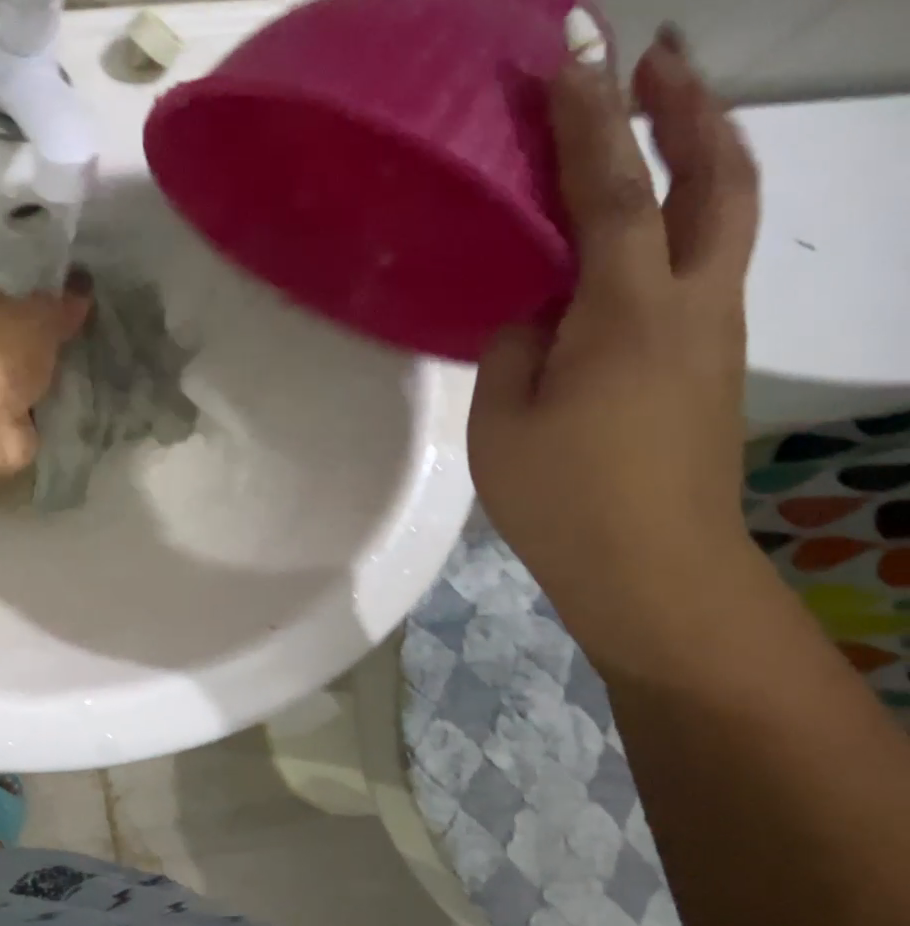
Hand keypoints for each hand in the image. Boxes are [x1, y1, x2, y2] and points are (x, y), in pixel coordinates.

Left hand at [0, 280, 92, 474]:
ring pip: (42, 374)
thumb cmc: (0, 355)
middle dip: (62, 339)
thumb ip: (60, 305)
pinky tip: (96, 395)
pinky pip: (49, 406)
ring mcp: (1, 390)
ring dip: (66, 373)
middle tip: (102, 331)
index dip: (50, 299)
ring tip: (108, 362)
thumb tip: (81, 286)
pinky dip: (67, 404)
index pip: (18, 302)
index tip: (87, 298)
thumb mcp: (37, 318)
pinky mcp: (17, 423)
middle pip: (31, 340)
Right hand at [467, 27, 760, 668]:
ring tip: (653, 117)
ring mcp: (714, 331)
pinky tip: (635, 227)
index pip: (616, 192)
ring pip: (728, 214)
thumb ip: (518, 343)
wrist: (652, 567)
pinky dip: (684, 213)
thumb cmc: (562, 497)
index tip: (576, 50)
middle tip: (654, 54)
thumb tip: (537, 309)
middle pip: (719, 178)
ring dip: (699, 151)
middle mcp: (692, 304)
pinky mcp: (711, 359)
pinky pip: (703, 261)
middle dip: (690, 105)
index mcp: (628, 314)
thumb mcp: (503, 416)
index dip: (593, 118)